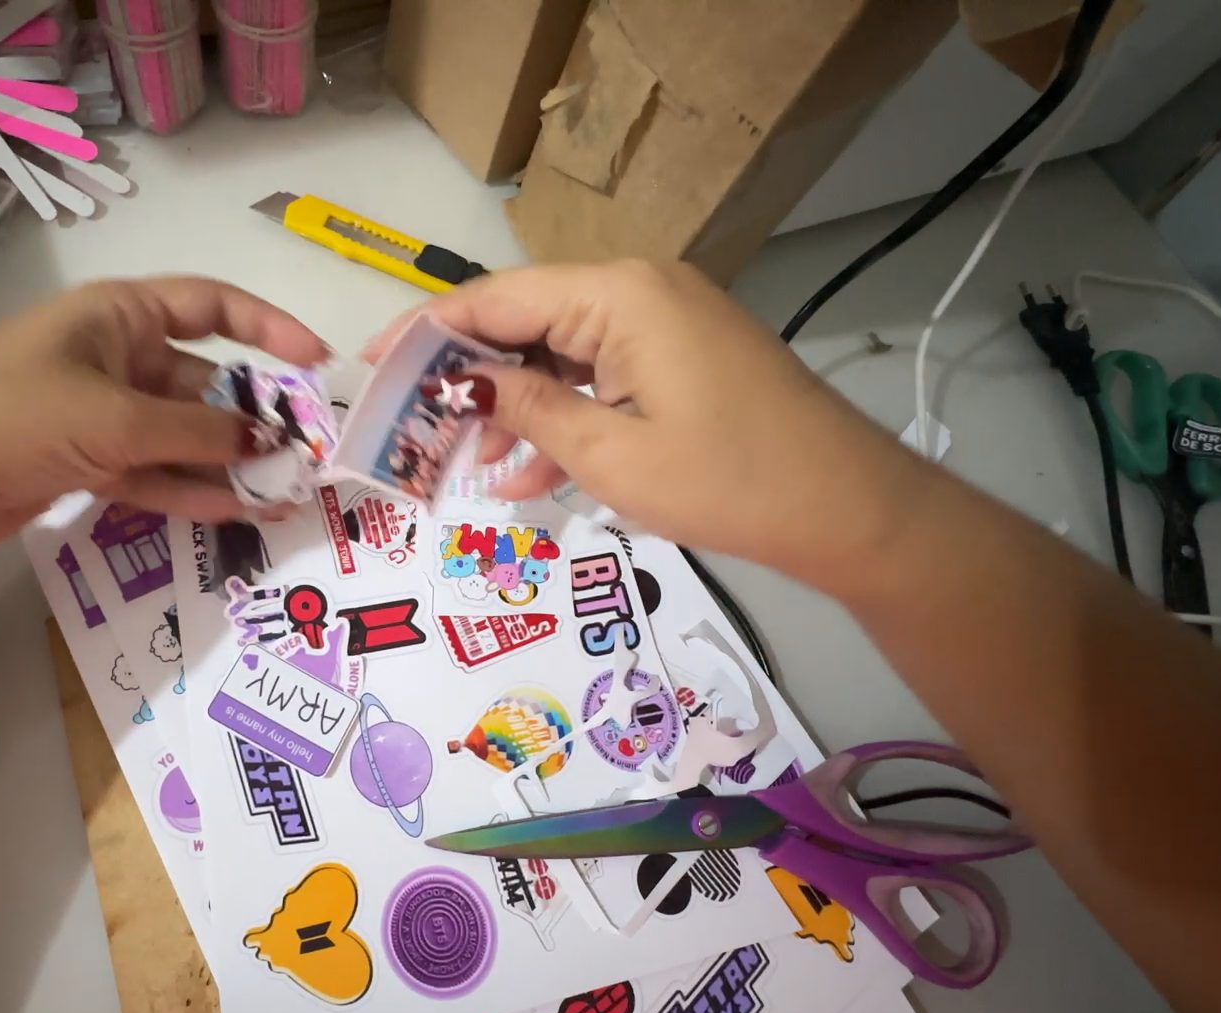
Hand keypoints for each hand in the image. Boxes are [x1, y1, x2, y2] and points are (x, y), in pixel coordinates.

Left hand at [0, 277, 328, 568]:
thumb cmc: (8, 413)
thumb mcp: (112, 416)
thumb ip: (196, 431)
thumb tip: (269, 442)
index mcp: (120, 316)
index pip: (211, 306)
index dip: (268, 328)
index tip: (316, 361)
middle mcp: (118, 358)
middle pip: (204, 382)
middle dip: (254, 417)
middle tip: (305, 454)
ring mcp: (104, 415)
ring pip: (184, 435)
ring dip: (229, 464)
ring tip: (283, 493)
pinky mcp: (90, 463)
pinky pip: (156, 473)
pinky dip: (191, 490)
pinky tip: (236, 511)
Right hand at [366, 261, 931, 588]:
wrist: (848, 512)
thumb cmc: (726, 481)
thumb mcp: (608, 452)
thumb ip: (527, 406)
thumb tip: (461, 381)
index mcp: (618, 296)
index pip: (496, 297)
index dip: (427, 330)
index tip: (372, 362)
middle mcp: (636, 292)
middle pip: (523, 321)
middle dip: (466, 374)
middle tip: (412, 421)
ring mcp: (659, 326)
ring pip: (555, 355)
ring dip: (511, 405)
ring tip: (463, 459)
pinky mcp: (674, 360)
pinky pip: (595, 379)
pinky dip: (559, 420)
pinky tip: (522, 475)